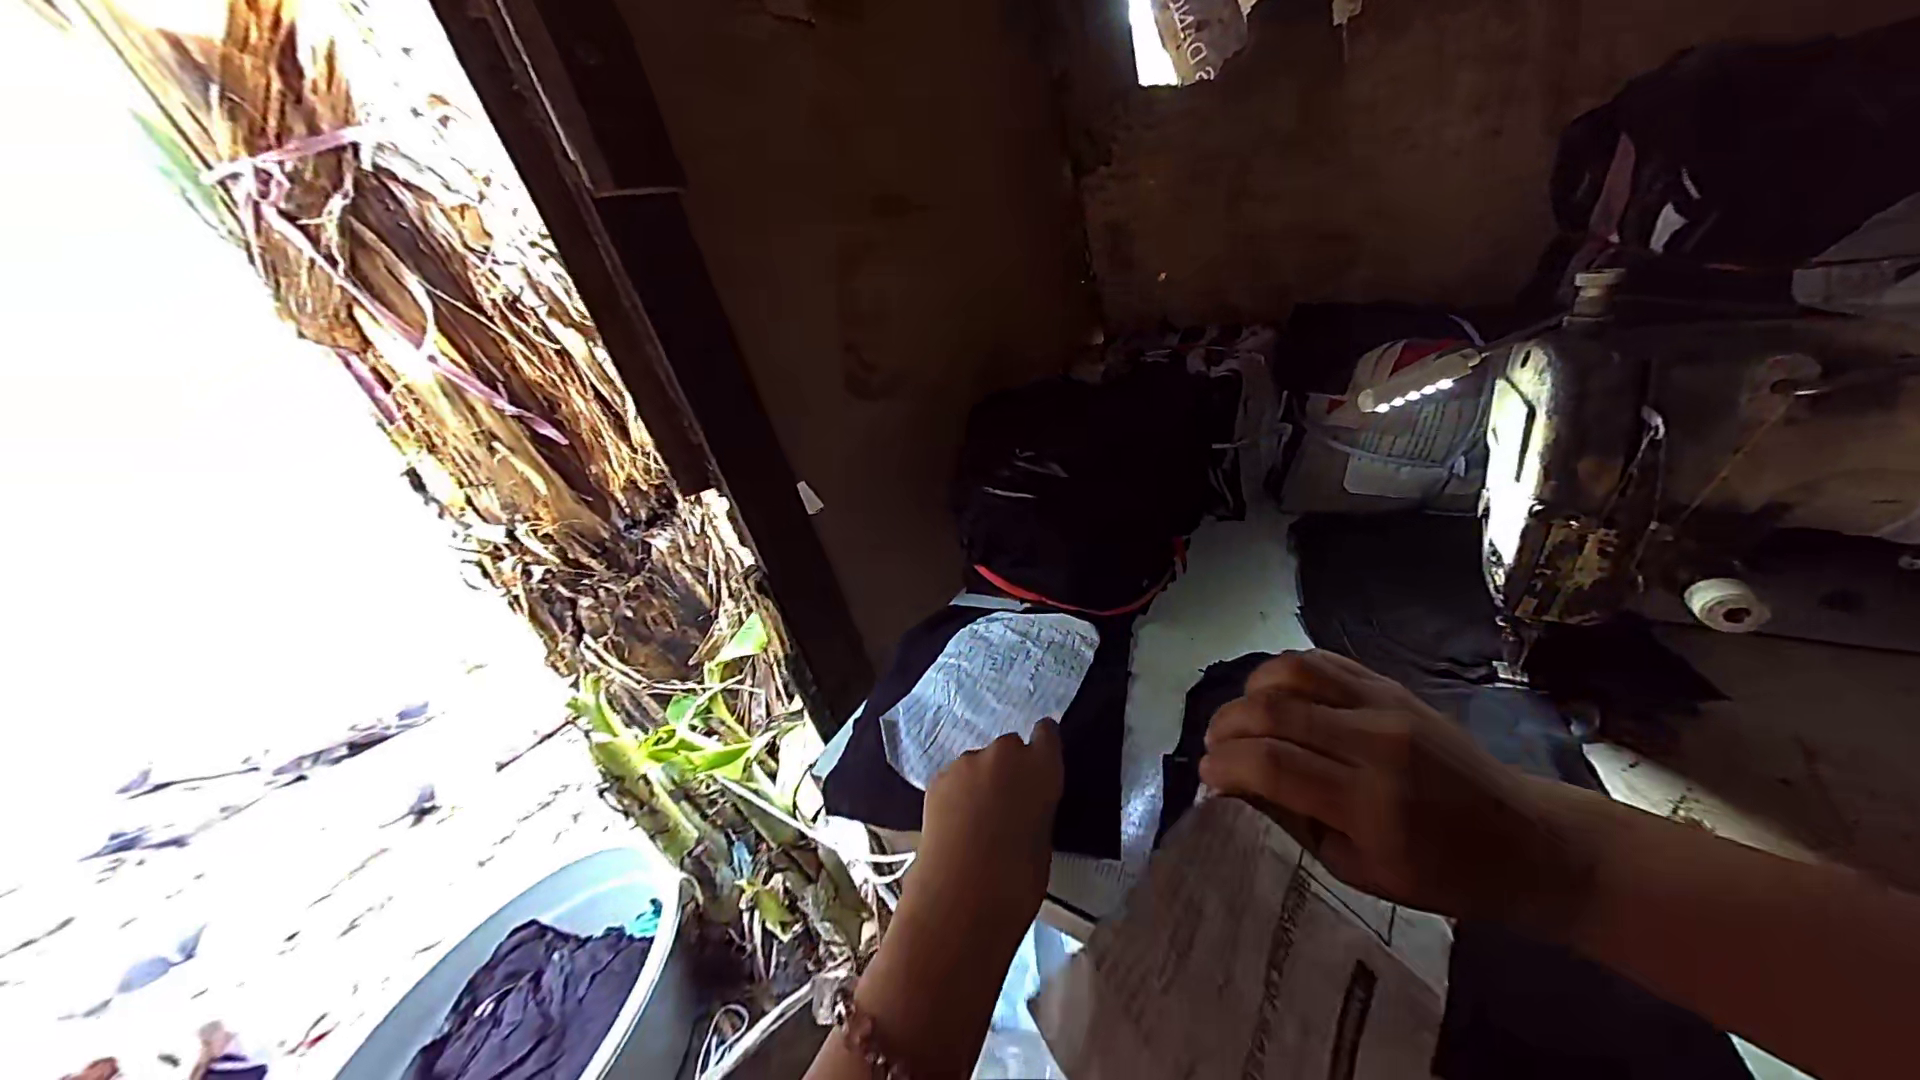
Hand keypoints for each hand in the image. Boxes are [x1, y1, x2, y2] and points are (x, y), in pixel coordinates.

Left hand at [910, 719, 1063, 937]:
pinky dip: (957, 793)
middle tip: (1006, 804)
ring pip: (979, 763)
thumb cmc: (1019, 877)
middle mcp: (1005, 753)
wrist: (962, 893)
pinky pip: (955, 778)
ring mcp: (967, 761)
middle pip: (1009, 747)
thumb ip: (1037, 806)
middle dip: (1009, 768)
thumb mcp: (1044, 837)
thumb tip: (1025, 804)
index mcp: (1041, 767)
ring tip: (976, 820)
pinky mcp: (938, 777)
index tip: (1039, 761)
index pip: (1047, 733)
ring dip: (980, 781)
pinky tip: (955, 824)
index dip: (1042, 746)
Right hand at [1199, 651, 1588, 925]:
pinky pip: (1319, 660)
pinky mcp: (1391, 685)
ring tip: (1242, 718)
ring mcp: (1385, 705)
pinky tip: (1274, 696)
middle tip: (1215, 748)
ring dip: (1249, 692)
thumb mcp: (1358, 870)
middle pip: (1271, 710)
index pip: (1272, 763)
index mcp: (1370, 804)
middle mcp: (1375, 743)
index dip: (1224, 764)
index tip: (1207, 776)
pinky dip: (1282, 673)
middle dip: (1225, 726)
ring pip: (1290, 672)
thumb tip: (1234, 785)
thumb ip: (1291, 821)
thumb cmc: (1441, 874)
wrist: (1529, 840)